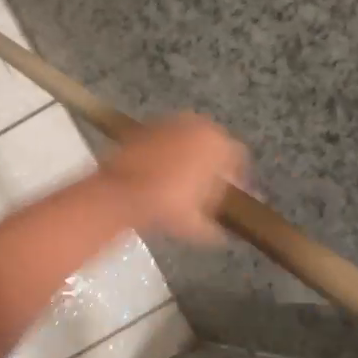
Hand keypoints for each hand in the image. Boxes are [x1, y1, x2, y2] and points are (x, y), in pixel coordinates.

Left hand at [101, 112, 246, 245]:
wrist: (119, 192)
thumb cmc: (165, 205)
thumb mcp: (195, 224)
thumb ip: (215, 227)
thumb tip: (221, 235)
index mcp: (220, 144)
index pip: (238, 159)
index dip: (235, 179)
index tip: (231, 193)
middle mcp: (199, 126)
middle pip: (214, 145)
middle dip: (212, 164)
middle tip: (206, 186)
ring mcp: (170, 123)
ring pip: (188, 140)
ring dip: (189, 156)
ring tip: (182, 180)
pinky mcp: (146, 127)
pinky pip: (164, 140)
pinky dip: (166, 154)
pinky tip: (159, 172)